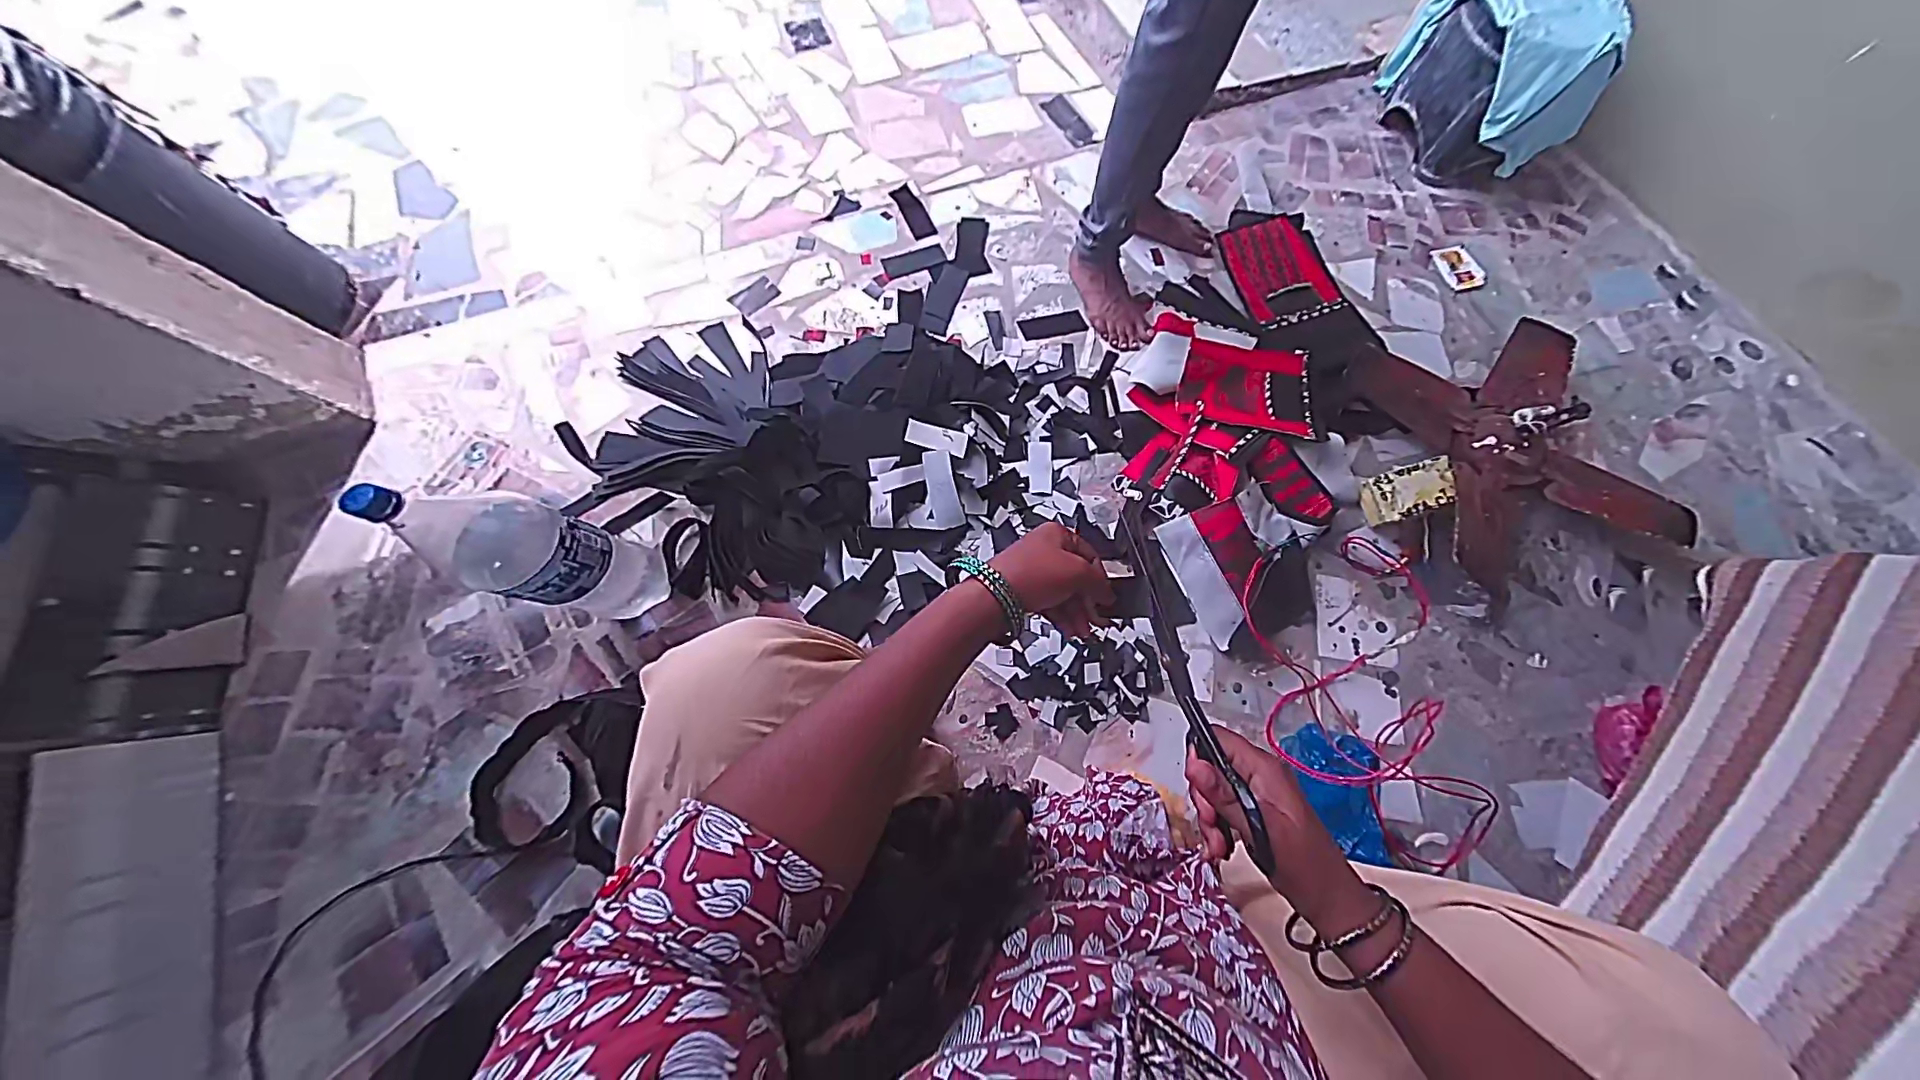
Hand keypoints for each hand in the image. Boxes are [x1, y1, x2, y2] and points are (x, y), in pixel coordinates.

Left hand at [988, 523, 1114, 637]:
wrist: (994, 596)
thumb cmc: (1027, 574)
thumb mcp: (1077, 573)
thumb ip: (1098, 582)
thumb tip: (1107, 592)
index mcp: (1056, 534)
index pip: (1090, 555)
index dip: (1101, 578)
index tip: (1107, 596)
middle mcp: (1043, 549)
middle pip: (1075, 577)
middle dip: (1088, 602)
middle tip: (1097, 618)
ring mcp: (1031, 570)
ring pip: (1062, 593)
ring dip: (1077, 613)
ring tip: (1084, 630)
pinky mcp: (1022, 590)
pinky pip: (1049, 603)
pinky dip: (1062, 616)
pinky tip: (1069, 629)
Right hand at [1185, 725, 1376, 933]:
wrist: (1327, 898)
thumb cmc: (1302, 864)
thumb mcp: (1258, 828)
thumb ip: (1224, 795)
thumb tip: (1195, 765)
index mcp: (1264, 769)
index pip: (1218, 738)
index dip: (1198, 757)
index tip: (1198, 790)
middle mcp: (1258, 774)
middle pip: (1211, 766)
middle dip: (1203, 797)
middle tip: (1211, 823)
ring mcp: (1256, 792)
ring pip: (1213, 790)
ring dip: (1208, 817)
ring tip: (1218, 844)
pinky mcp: (1253, 809)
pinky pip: (1222, 807)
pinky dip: (1216, 826)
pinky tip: (1221, 847)